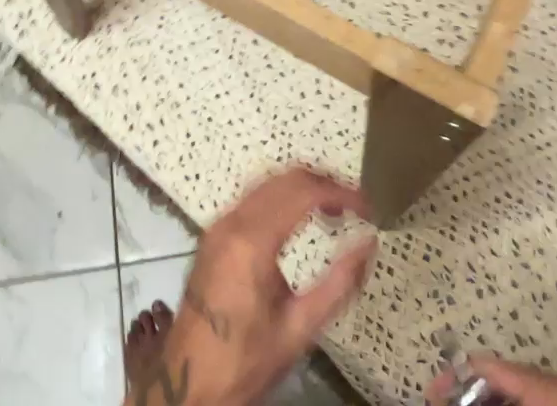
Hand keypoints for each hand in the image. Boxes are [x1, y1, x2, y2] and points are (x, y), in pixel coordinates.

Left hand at [128, 166, 377, 405]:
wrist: (188, 379)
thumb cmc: (246, 359)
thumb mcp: (300, 328)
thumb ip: (340, 283)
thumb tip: (368, 243)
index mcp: (251, 242)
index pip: (303, 192)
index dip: (340, 192)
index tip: (368, 207)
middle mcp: (231, 222)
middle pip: (284, 177)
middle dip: (324, 183)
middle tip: (356, 205)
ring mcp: (218, 225)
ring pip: (267, 182)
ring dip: (303, 186)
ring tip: (336, 208)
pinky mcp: (213, 234)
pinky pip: (251, 198)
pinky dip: (281, 196)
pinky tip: (301, 217)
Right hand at [425, 355, 556, 405]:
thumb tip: (439, 401)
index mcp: (543, 384)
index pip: (486, 365)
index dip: (453, 376)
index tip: (431, 393)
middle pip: (501, 376)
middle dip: (470, 392)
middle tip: (445, 403)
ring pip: (516, 390)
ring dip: (488, 400)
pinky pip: (532, 400)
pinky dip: (509, 405)